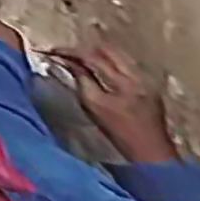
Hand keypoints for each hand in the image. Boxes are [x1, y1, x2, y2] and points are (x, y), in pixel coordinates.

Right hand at [51, 41, 176, 163]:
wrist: (150, 150)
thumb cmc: (116, 127)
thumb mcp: (90, 102)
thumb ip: (79, 77)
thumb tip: (63, 60)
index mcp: (124, 82)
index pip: (91, 56)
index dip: (67, 52)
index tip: (48, 52)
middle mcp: (138, 77)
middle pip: (109, 51)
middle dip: (83, 50)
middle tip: (63, 55)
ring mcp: (146, 82)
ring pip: (118, 57)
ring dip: (95, 55)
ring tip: (76, 61)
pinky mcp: (147, 88)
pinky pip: (124, 66)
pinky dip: (107, 63)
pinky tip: (94, 70)